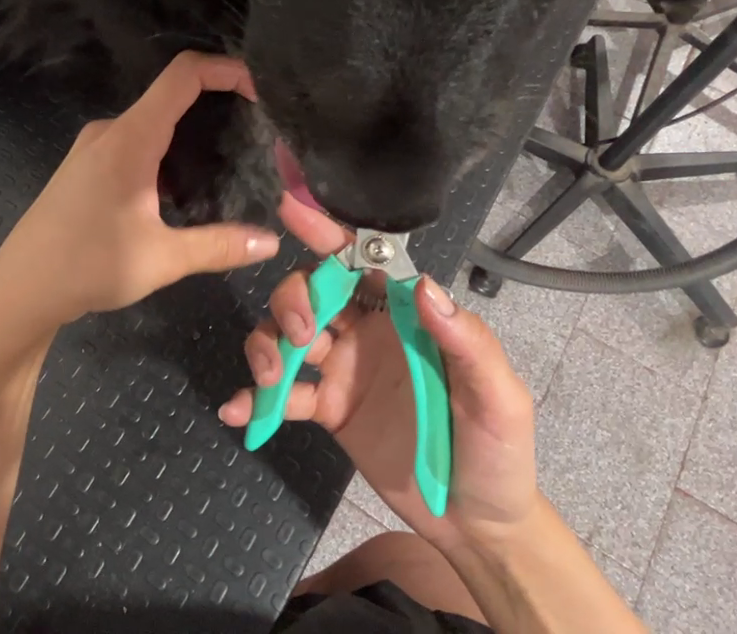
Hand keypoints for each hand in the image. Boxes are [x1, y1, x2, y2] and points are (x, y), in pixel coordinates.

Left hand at [0, 52, 281, 336]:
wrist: (21, 288)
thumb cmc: (88, 265)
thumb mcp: (163, 259)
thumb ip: (220, 246)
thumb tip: (270, 241)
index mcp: (130, 138)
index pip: (183, 75)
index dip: (225, 70)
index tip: (260, 90)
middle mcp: (110, 132)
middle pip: (170, 98)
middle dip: (215, 109)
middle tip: (255, 137)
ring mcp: (92, 148)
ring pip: (151, 125)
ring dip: (188, 137)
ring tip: (227, 166)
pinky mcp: (84, 167)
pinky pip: (134, 144)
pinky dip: (164, 154)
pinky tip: (182, 191)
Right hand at [217, 196, 539, 552]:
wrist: (476, 526)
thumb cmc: (497, 454)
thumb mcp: (499, 400)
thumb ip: (468, 344)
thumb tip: (424, 285)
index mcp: (408, 317)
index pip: (365, 262)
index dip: (328, 233)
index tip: (291, 209)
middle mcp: (369, 331)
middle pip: (313, 290)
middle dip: (293, 298)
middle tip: (301, 334)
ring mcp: (342, 368)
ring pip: (287, 332)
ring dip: (268, 343)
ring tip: (271, 378)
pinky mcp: (325, 406)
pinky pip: (283, 392)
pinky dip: (255, 397)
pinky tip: (237, 410)